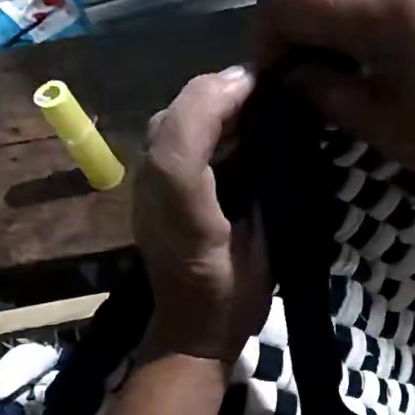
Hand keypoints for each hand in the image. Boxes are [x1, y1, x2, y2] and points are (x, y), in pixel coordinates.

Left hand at [132, 68, 270, 362]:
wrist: (189, 331)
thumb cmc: (234, 298)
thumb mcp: (265, 247)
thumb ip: (264, 185)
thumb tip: (271, 127)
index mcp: (183, 216)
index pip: (179, 138)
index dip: (216, 99)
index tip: (262, 83)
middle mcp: (151, 196)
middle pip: (169, 120)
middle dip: (215, 94)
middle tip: (263, 91)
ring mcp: (143, 194)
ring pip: (165, 126)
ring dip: (205, 106)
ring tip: (249, 106)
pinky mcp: (145, 194)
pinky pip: (166, 143)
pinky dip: (195, 125)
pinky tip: (227, 131)